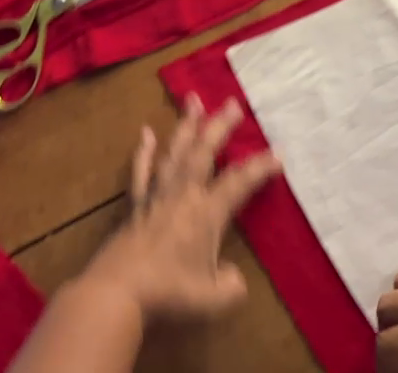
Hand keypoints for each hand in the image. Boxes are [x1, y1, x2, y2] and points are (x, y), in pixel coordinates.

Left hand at [75, 95, 280, 323]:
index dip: (260, 167)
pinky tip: (146, 133)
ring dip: (185, 126)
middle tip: (233, 103)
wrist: (119, 290)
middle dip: (220, 126)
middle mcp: (184, 194)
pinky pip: (141, 171)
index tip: (278, 152)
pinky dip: (144, 152)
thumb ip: (230, 285)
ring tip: (193, 100)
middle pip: (204, 152)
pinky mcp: (135, 204)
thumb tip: (232, 277)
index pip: (239, 183)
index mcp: (207, 213)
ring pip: (175, 152)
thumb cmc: (169, 293)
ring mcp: (157, 195)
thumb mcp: (212, 298)